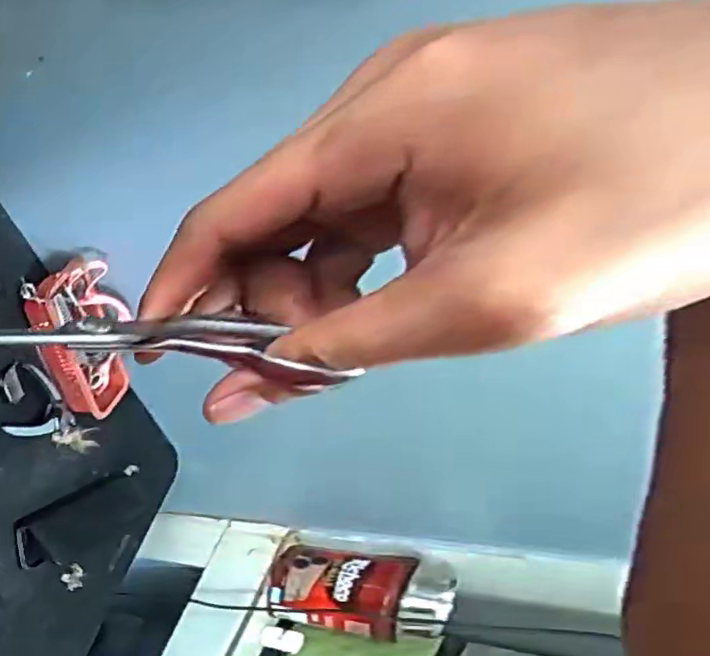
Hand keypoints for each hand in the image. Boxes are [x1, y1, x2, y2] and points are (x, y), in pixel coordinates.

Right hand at [141, 1, 709, 422]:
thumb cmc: (680, 200)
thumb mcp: (481, 303)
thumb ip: (332, 353)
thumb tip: (223, 400)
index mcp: (384, 116)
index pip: (227, 214)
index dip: (174, 289)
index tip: (154, 352)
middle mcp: (379, 100)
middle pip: (258, 223)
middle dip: (253, 304)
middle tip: (278, 364)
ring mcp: (413, 110)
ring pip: (297, 226)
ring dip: (299, 296)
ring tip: (342, 340)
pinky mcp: (440, 132)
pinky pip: (345, 216)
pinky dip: (338, 274)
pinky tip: (367, 307)